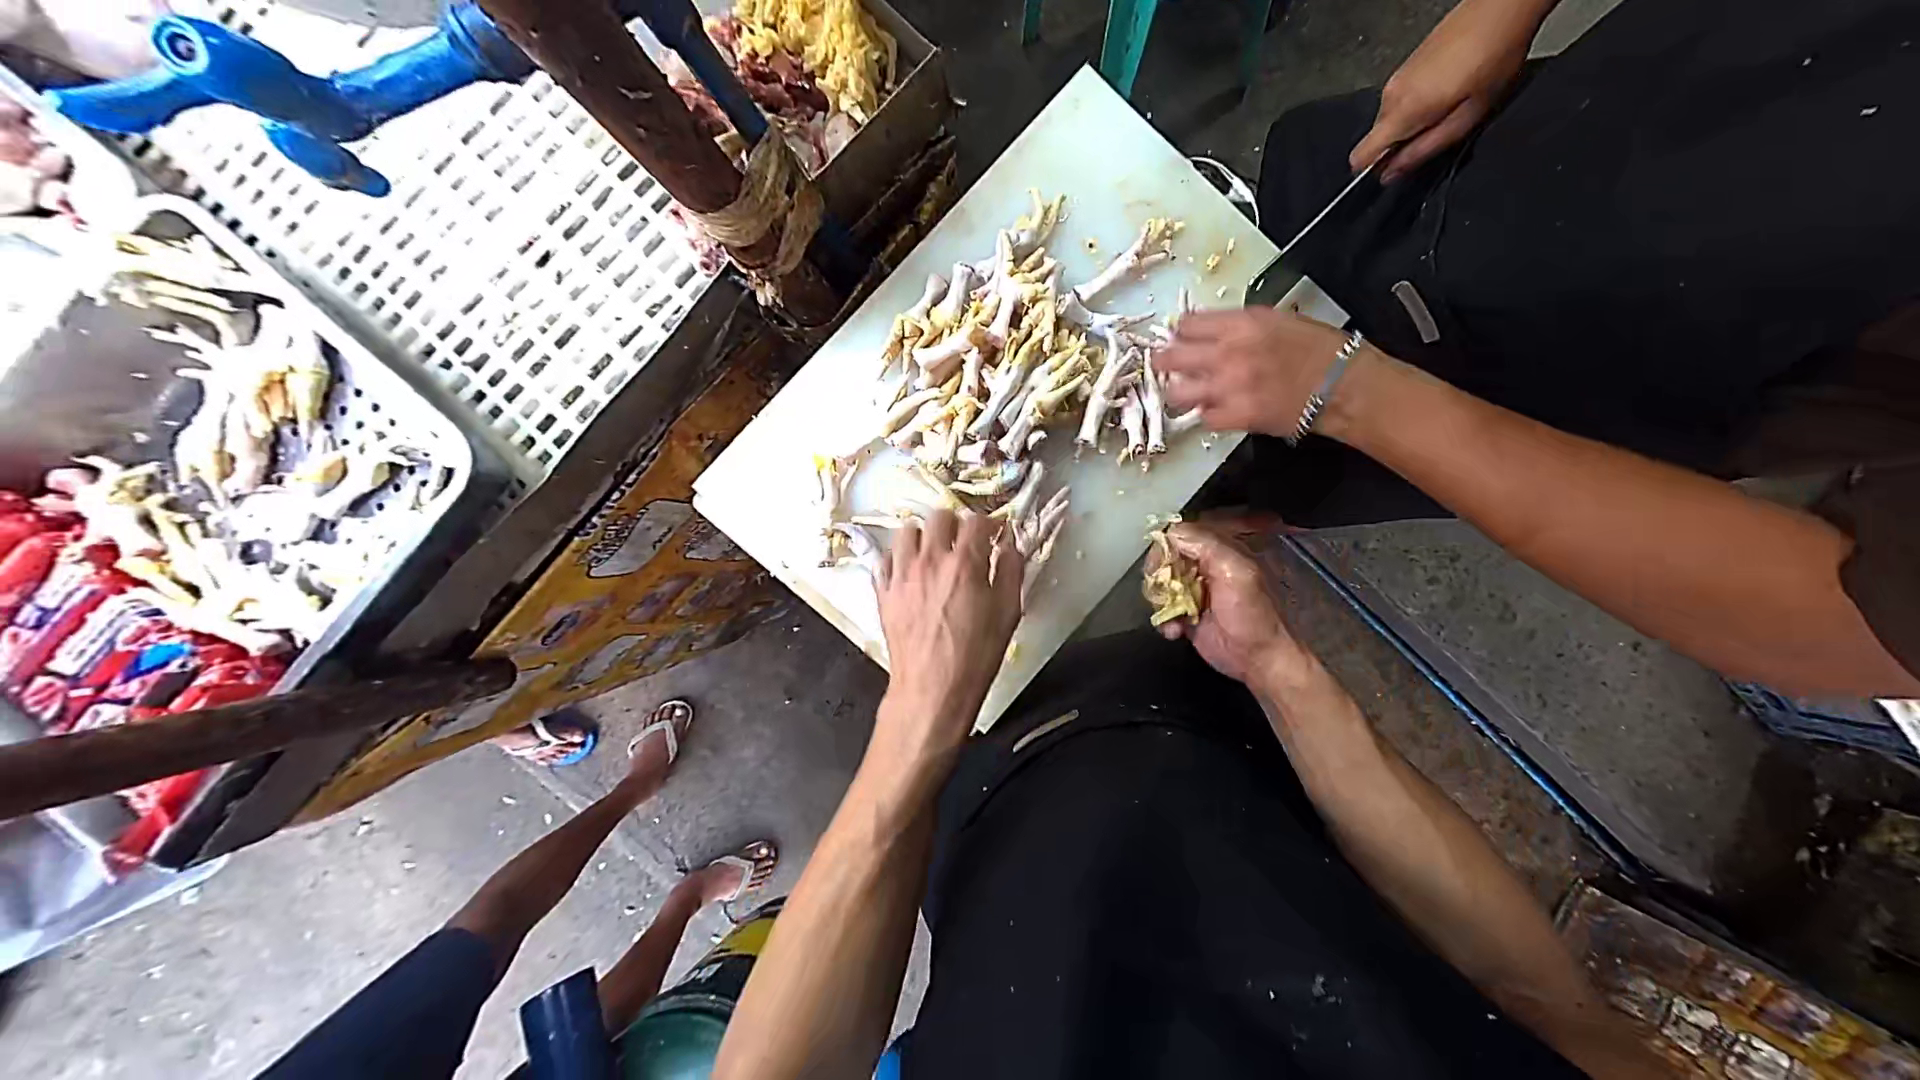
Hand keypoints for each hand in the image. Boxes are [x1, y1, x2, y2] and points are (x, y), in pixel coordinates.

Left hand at [873, 510, 1024, 768]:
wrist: (932, 690)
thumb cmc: (975, 656)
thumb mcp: (1008, 613)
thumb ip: (1011, 571)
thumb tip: (1010, 546)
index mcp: (964, 564)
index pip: (976, 521)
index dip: (988, 524)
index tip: (993, 534)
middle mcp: (929, 561)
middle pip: (939, 517)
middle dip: (956, 525)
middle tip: (964, 542)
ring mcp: (901, 574)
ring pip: (907, 531)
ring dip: (924, 536)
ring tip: (933, 553)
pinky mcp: (883, 591)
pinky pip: (885, 558)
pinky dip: (899, 558)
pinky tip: (910, 572)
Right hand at [1151, 518, 1317, 687]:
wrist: (1260, 660)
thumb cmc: (1256, 617)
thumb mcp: (1236, 572)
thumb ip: (1205, 545)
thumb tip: (1170, 534)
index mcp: (1224, 545)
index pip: (1183, 531)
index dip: (1166, 545)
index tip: (1162, 564)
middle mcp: (1209, 562)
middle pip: (1166, 556)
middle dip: (1159, 576)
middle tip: (1165, 592)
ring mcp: (1197, 586)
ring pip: (1160, 581)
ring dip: (1160, 600)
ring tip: (1174, 616)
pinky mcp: (1187, 609)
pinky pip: (1162, 604)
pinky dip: (1162, 617)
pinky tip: (1175, 629)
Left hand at [1159, 308, 1376, 438]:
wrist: (1345, 387)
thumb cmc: (1320, 351)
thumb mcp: (1278, 320)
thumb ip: (1238, 326)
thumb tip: (1208, 331)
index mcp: (1241, 324)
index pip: (1187, 325)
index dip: (1179, 333)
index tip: (1178, 339)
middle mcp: (1228, 354)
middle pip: (1170, 358)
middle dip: (1164, 362)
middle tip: (1164, 366)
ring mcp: (1228, 388)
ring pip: (1177, 392)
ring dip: (1179, 392)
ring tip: (1187, 392)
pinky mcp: (1235, 417)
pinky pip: (1203, 419)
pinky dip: (1206, 416)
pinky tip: (1216, 410)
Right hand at [1350, 0, 1548, 181]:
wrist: (1503, 5)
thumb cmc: (1495, 56)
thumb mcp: (1466, 117)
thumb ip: (1423, 151)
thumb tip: (1390, 175)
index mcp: (1401, 114)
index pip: (1359, 158)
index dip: (1374, 168)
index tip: (1397, 164)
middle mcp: (1389, 97)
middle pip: (1376, 139)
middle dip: (1400, 142)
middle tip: (1438, 126)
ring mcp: (1394, 79)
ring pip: (1388, 119)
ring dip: (1410, 120)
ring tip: (1446, 102)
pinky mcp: (1403, 67)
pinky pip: (1397, 100)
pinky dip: (1414, 103)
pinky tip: (1445, 87)